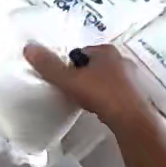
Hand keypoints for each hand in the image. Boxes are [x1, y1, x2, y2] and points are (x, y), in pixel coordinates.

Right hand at [24, 43, 157, 133]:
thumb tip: (28, 47)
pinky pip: (117, 92)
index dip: (71, 64)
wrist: (131, 119)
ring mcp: (133, 77)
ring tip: (87, 102)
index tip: (64, 78)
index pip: (82, 52)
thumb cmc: (100, 94)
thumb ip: (49, 66)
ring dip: (97, 87)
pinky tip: (102, 109)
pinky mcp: (138, 94)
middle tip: (73, 90)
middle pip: (95, 65)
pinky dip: (108, 98)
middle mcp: (122, 59)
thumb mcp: (69, 80)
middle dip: (84, 75)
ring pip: (107, 79)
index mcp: (107, 51)